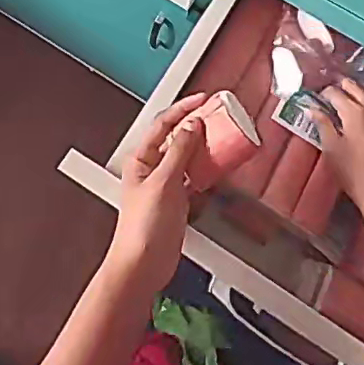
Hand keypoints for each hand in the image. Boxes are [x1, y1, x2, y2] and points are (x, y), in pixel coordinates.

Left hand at [105, 93, 210, 296]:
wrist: (142, 265)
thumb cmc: (141, 228)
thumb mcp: (163, 182)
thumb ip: (179, 152)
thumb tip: (192, 126)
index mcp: (141, 158)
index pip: (164, 123)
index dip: (183, 108)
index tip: (203, 98)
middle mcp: (152, 167)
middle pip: (177, 136)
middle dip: (196, 124)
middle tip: (217, 114)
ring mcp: (165, 182)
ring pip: (187, 155)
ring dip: (203, 145)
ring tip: (222, 135)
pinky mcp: (177, 198)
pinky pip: (194, 174)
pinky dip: (206, 167)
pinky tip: (217, 164)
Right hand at [313, 80, 363, 224]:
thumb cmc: (356, 176)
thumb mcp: (333, 151)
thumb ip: (323, 125)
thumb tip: (313, 109)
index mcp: (356, 114)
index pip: (336, 93)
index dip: (325, 93)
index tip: (319, 98)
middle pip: (357, 89)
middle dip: (343, 88)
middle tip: (333, 93)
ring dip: (359, 98)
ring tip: (348, 105)